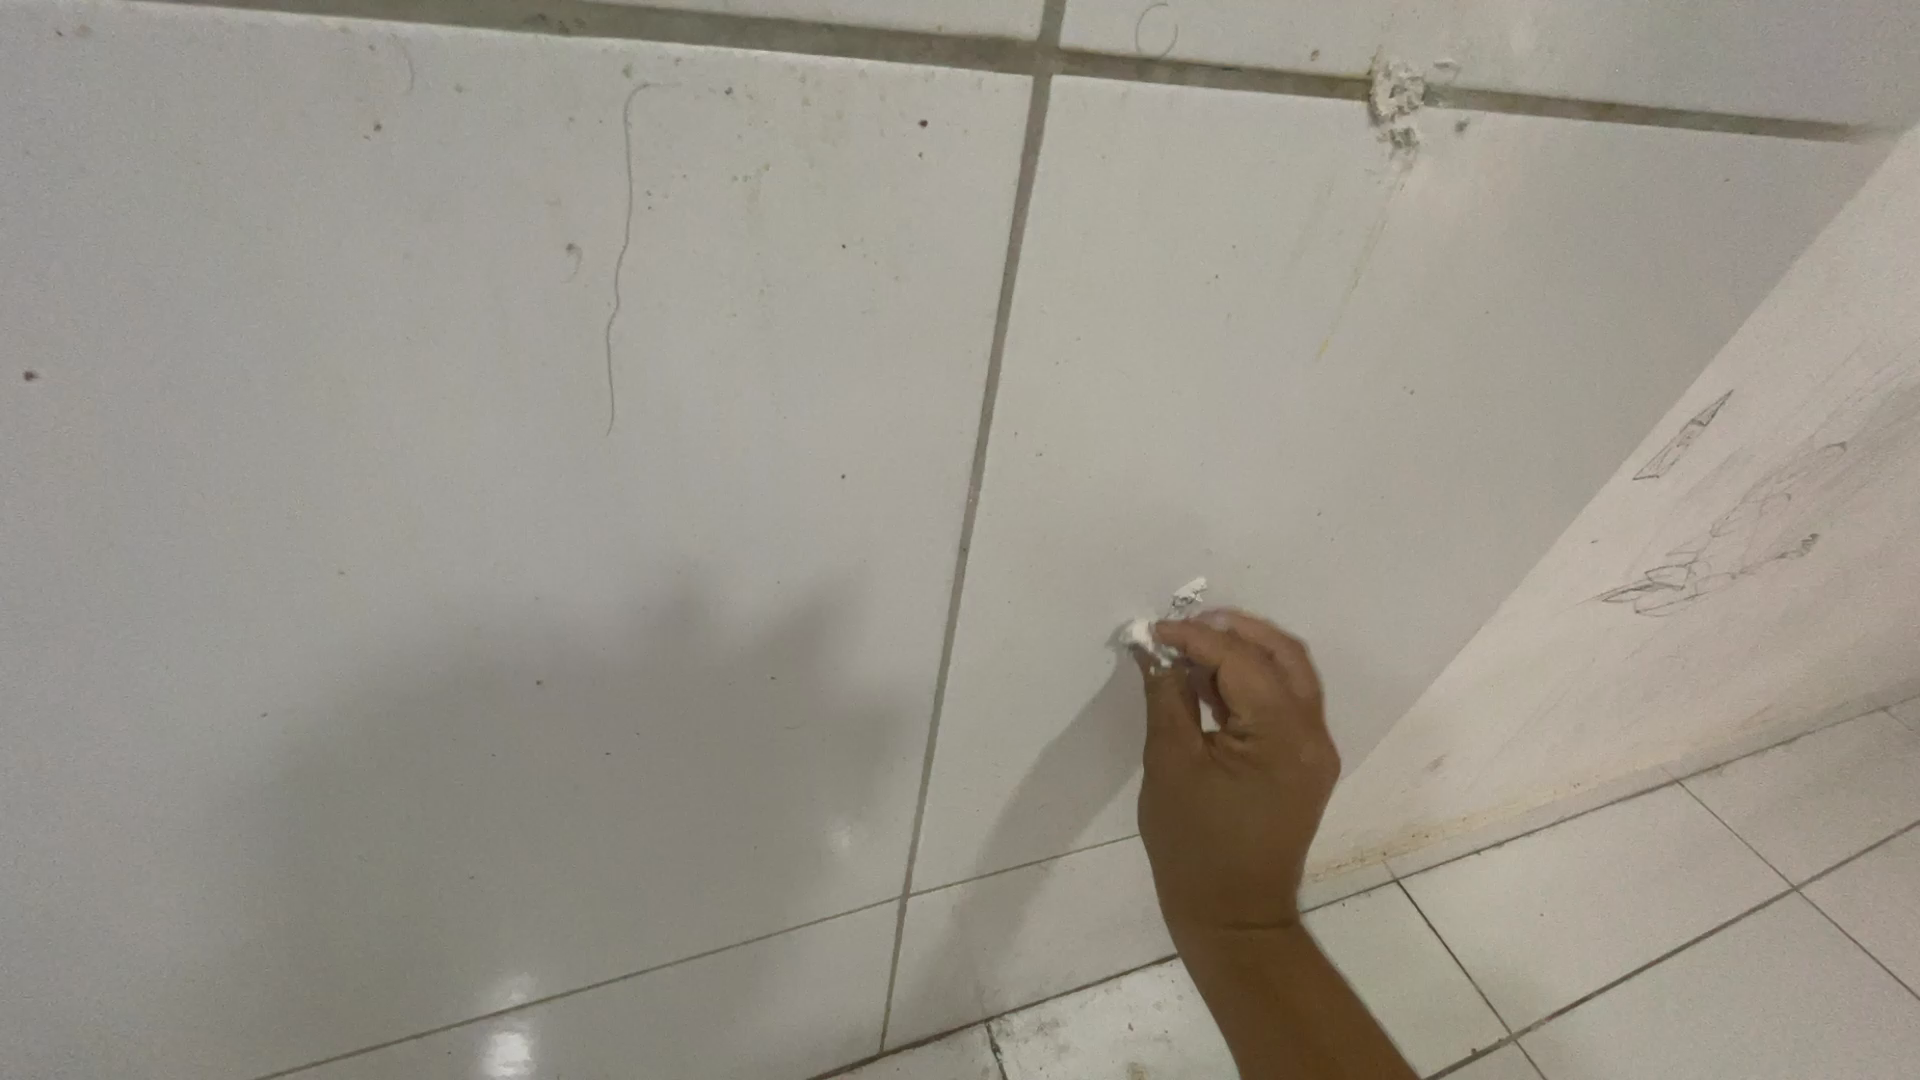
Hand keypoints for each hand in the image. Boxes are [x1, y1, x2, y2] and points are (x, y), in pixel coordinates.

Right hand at [1132, 610, 1339, 938]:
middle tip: (1184, 626)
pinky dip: (1250, 681)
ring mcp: (1313, 750)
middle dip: (1233, 630)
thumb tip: (1155, 650)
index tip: (1153, 630)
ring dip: (1244, 651)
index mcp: (1283, 735)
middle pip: (1283, 655)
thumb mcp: (1170, 761)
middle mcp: (1312, 735)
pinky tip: (1209, 682)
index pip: (1241, 660)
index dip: (1194, 637)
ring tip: (1192, 646)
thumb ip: (1167, 695)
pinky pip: (1283, 703)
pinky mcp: (1302, 763)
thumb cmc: (1194, 843)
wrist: (1233, 915)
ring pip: (1289, 675)